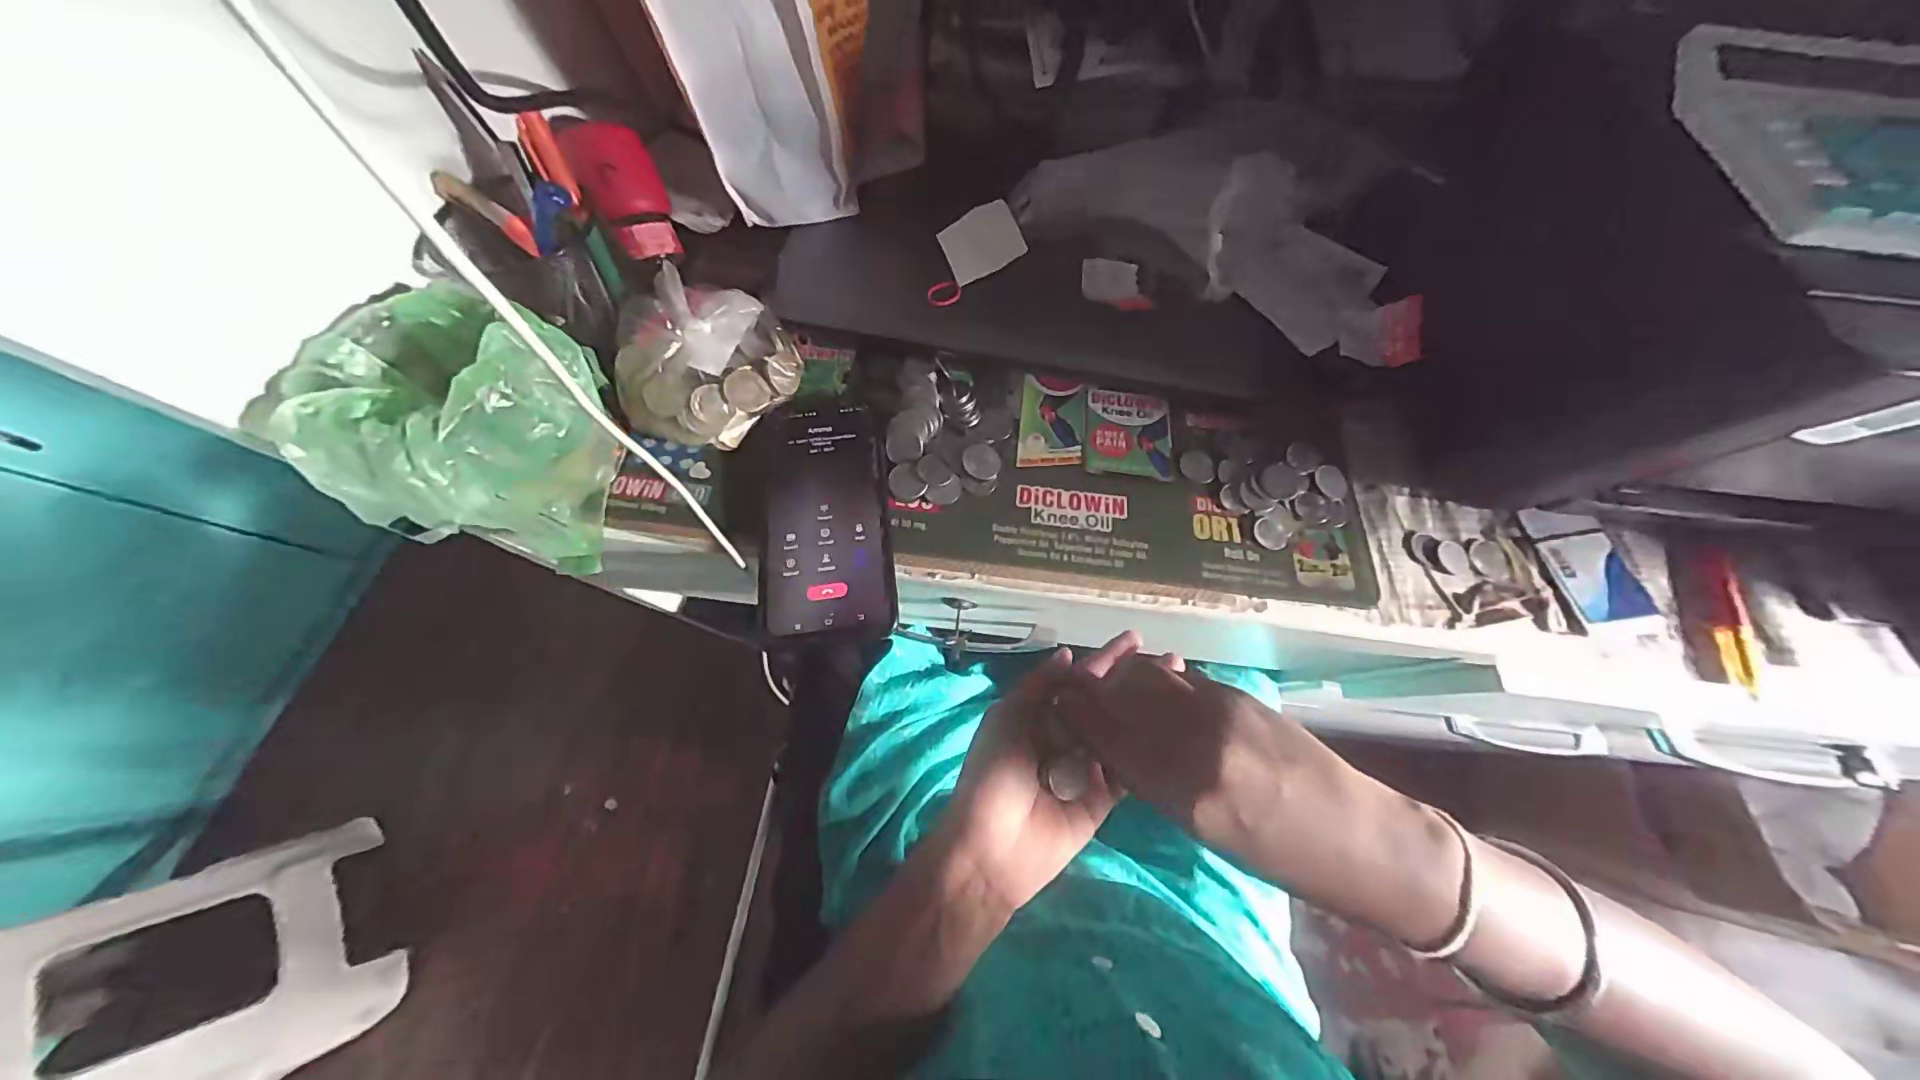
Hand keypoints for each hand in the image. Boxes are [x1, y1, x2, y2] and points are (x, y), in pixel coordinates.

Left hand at [932, 633, 1159, 912]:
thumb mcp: (1007, 718)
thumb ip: (1038, 686)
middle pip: (1105, 702)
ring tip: (1182, 689)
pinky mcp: (1103, 800)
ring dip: (1148, 712)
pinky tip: (1175, 731)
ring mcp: (1086, 767)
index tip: (1136, 640)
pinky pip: (1127, 771)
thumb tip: (1069, 654)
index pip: (1079, 679)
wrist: (993, 846)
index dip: (1106, 659)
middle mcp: (1065, 735)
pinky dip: (1147, 751)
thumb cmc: (993, 774)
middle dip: (1134, 682)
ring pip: (1121, 732)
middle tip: (1172, 660)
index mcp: (1039, 713)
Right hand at [1052, 657, 1465, 945]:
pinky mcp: (1240, 695)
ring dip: (1122, 678)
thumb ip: (1151, 780)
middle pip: (1122, 694)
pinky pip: (1180, 678)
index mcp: (1184, 789)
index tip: (1055, 702)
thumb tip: (1112, 743)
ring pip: (1150, 676)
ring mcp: (1222, 709)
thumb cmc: (1276, 854)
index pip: (1108, 734)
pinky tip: (1154, 692)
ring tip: (1112, 689)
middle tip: (1076, 692)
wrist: (1355, 834)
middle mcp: (1198, 740)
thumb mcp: (1200, 828)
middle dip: (1092, 689)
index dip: (1076, 712)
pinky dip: (1156, 679)